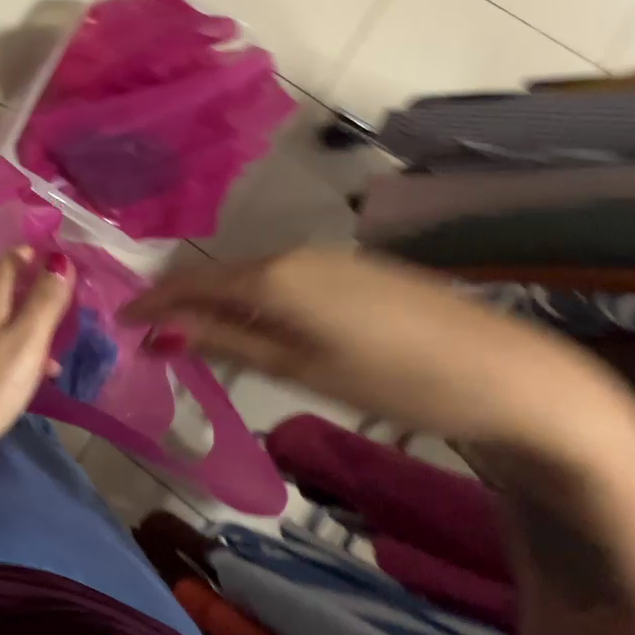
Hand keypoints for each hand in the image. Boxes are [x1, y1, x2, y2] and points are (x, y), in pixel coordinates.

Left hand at [0, 248, 71, 465]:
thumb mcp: (27, 341)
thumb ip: (44, 300)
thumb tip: (58, 258)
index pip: (6, 261)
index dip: (31, 254)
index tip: (59, 260)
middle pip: (0, 285)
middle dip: (31, 286)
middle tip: (63, 297)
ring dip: (26, 319)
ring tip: (56, 342)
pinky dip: (14, 343)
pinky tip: (33, 371)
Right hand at [122, 247, 629, 453]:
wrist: (515, 376)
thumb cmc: (394, 381)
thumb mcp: (299, 368)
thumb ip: (225, 341)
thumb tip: (160, 330)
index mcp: (269, 277)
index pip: (187, 282)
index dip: (149, 301)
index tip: (119, 320)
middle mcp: (288, 253)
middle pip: (215, 273)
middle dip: (179, 299)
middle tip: (157, 334)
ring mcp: (325, 255)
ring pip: (248, 272)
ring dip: (217, 297)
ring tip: (204, 332)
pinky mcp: (354, 265)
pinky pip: (281, 273)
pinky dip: (254, 295)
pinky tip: (263, 321)